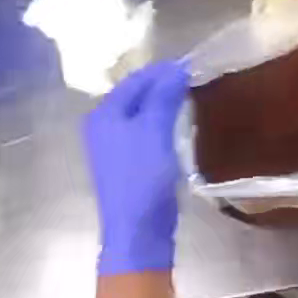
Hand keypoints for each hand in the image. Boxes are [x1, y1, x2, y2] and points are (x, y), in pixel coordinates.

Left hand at [86, 61, 189, 275]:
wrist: (137, 231)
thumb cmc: (143, 178)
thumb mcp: (154, 132)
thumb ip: (163, 97)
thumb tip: (176, 69)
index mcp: (104, 115)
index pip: (135, 80)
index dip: (162, 71)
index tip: (192, 66)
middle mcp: (103, 128)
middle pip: (136, 98)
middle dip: (163, 88)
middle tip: (195, 83)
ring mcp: (113, 150)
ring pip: (141, 117)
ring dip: (164, 108)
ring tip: (191, 103)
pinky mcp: (127, 168)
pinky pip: (145, 136)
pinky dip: (162, 128)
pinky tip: (180, 132)